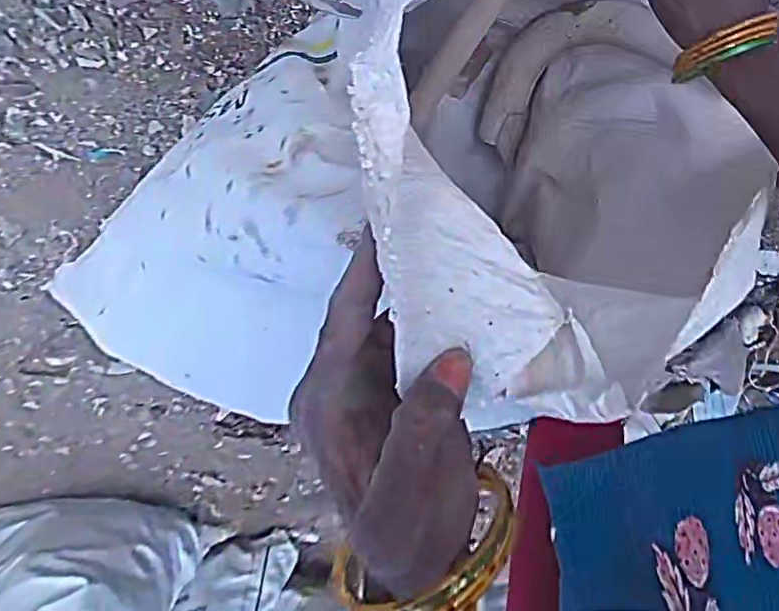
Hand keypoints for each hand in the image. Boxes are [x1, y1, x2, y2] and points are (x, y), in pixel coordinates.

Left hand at [290, 232, 479, 598]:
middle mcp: (337, 384)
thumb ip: (422, 425)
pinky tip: (452, 291)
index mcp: (326, 404)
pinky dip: (426, 308)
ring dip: (411, 283)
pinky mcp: (391, 382)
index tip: (382, 223)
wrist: (418, 560)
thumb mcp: (405, 489)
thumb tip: (452, 356)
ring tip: (443, 246)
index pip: (342, 321)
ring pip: (384, 317)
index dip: (361, 270)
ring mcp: (364, 382)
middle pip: (359, 310)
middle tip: (422, 220)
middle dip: (388, 265)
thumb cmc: (402, 529)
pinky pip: (405, 332)